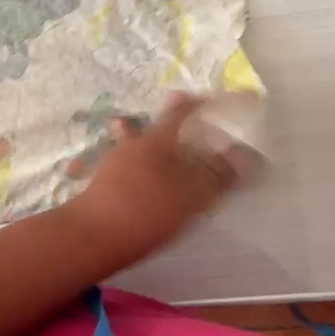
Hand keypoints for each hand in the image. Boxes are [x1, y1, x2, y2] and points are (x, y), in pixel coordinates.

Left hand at [67, 95, 240, 260]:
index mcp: (157, 142)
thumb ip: (216, 175)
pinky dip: (142, 169)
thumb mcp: (189, 197)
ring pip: (139, 146)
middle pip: (156, 128)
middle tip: (190, 128)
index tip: (212, 100)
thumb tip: (242, 153)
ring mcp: (114, 163)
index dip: (197, 104)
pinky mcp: (103, 183)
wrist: (92, 235)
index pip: (181, 113)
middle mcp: (133, 145)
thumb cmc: (145, 212)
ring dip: (154, 147)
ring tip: (169, 153)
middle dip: (173, 125)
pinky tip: (146, 182)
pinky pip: (129, 166)